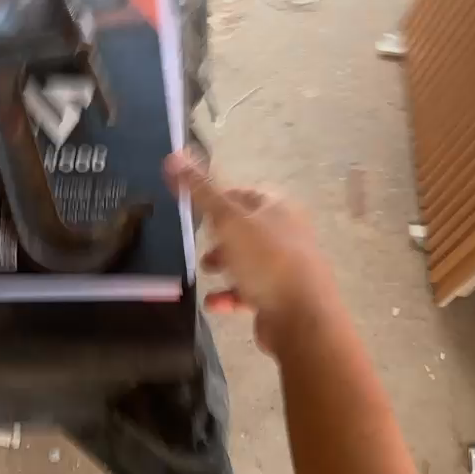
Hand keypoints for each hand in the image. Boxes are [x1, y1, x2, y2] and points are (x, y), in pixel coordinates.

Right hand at [166, 151, 338, 356]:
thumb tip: (173, 156)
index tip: (195, 209)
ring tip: (205, 273)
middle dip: (219, 237)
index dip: (218, 199)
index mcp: (278, 208)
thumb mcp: (228, 220)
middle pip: (246, 229)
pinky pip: (250, 292)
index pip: (244, 194)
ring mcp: (286, 268)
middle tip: (199, 245)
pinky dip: (230, 296)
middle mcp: (286, 234)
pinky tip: (213, 303)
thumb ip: (201, 191)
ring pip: (248, 261)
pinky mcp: (280, 298)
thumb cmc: (266, 260)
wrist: (301, 317)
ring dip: (224, 266)